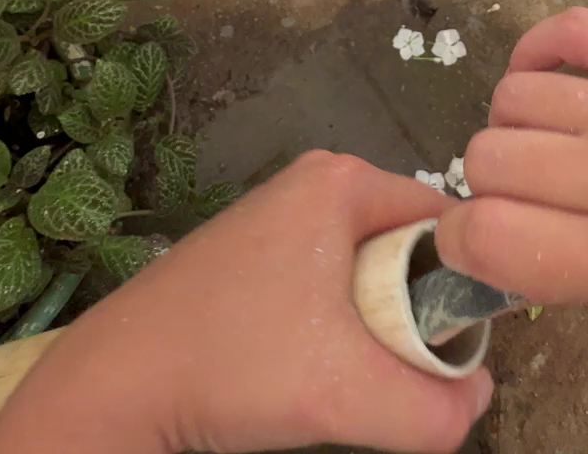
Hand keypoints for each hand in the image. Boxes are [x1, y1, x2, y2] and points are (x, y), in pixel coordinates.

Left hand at [0, 151, 493, 453]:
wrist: (109, 390)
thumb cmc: (234, 366)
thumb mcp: (345, 395)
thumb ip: (433, 409)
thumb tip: (478, 396)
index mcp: (343, 181)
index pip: (442, 220)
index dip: (463, 279)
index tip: (457, 340)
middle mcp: (315, 178)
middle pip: (404, 241)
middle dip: (413, 305)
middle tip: (400, 365)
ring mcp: (279, 207)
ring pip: (366, 260)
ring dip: (374, 316)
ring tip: (353, 369)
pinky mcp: (253, 241)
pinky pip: (328, 268)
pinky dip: (337, 314)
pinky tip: (311, 358)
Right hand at [436, 8, 587, 331]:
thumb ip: (557, 272)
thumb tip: (476, 233)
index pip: (489, 236)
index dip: (457, 239)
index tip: (470, 237)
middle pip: (489, 157)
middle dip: (484, 183)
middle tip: (518, 193)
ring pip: (513, 96)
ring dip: (510, 126)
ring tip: (541, 142)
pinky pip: (570, 29)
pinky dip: (538, 49)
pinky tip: (545, 79)